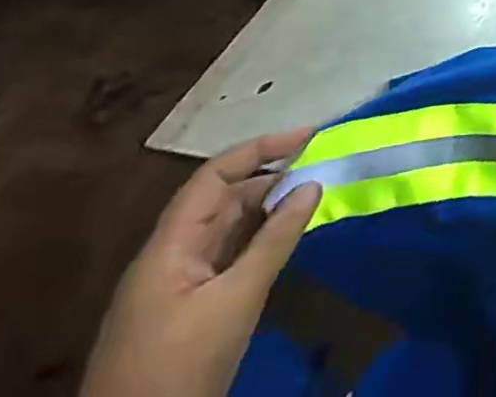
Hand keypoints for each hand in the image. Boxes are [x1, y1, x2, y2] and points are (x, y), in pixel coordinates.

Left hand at [81, 128, 322, 396]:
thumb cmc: (181, 359)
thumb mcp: (236, 297)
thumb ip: (276, 239)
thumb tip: (312, 184)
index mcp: (168, 248)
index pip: (211, 179)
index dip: (258, 150)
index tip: (309, 136)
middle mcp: (171, 255)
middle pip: (222, 199)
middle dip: (272, 175)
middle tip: (326, 163)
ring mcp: (181, 280)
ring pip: (230, 225)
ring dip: (272, 204)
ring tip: (321, 190)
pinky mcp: (194, 301)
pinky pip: (233, 251)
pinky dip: (265, 233)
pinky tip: (295, 230)